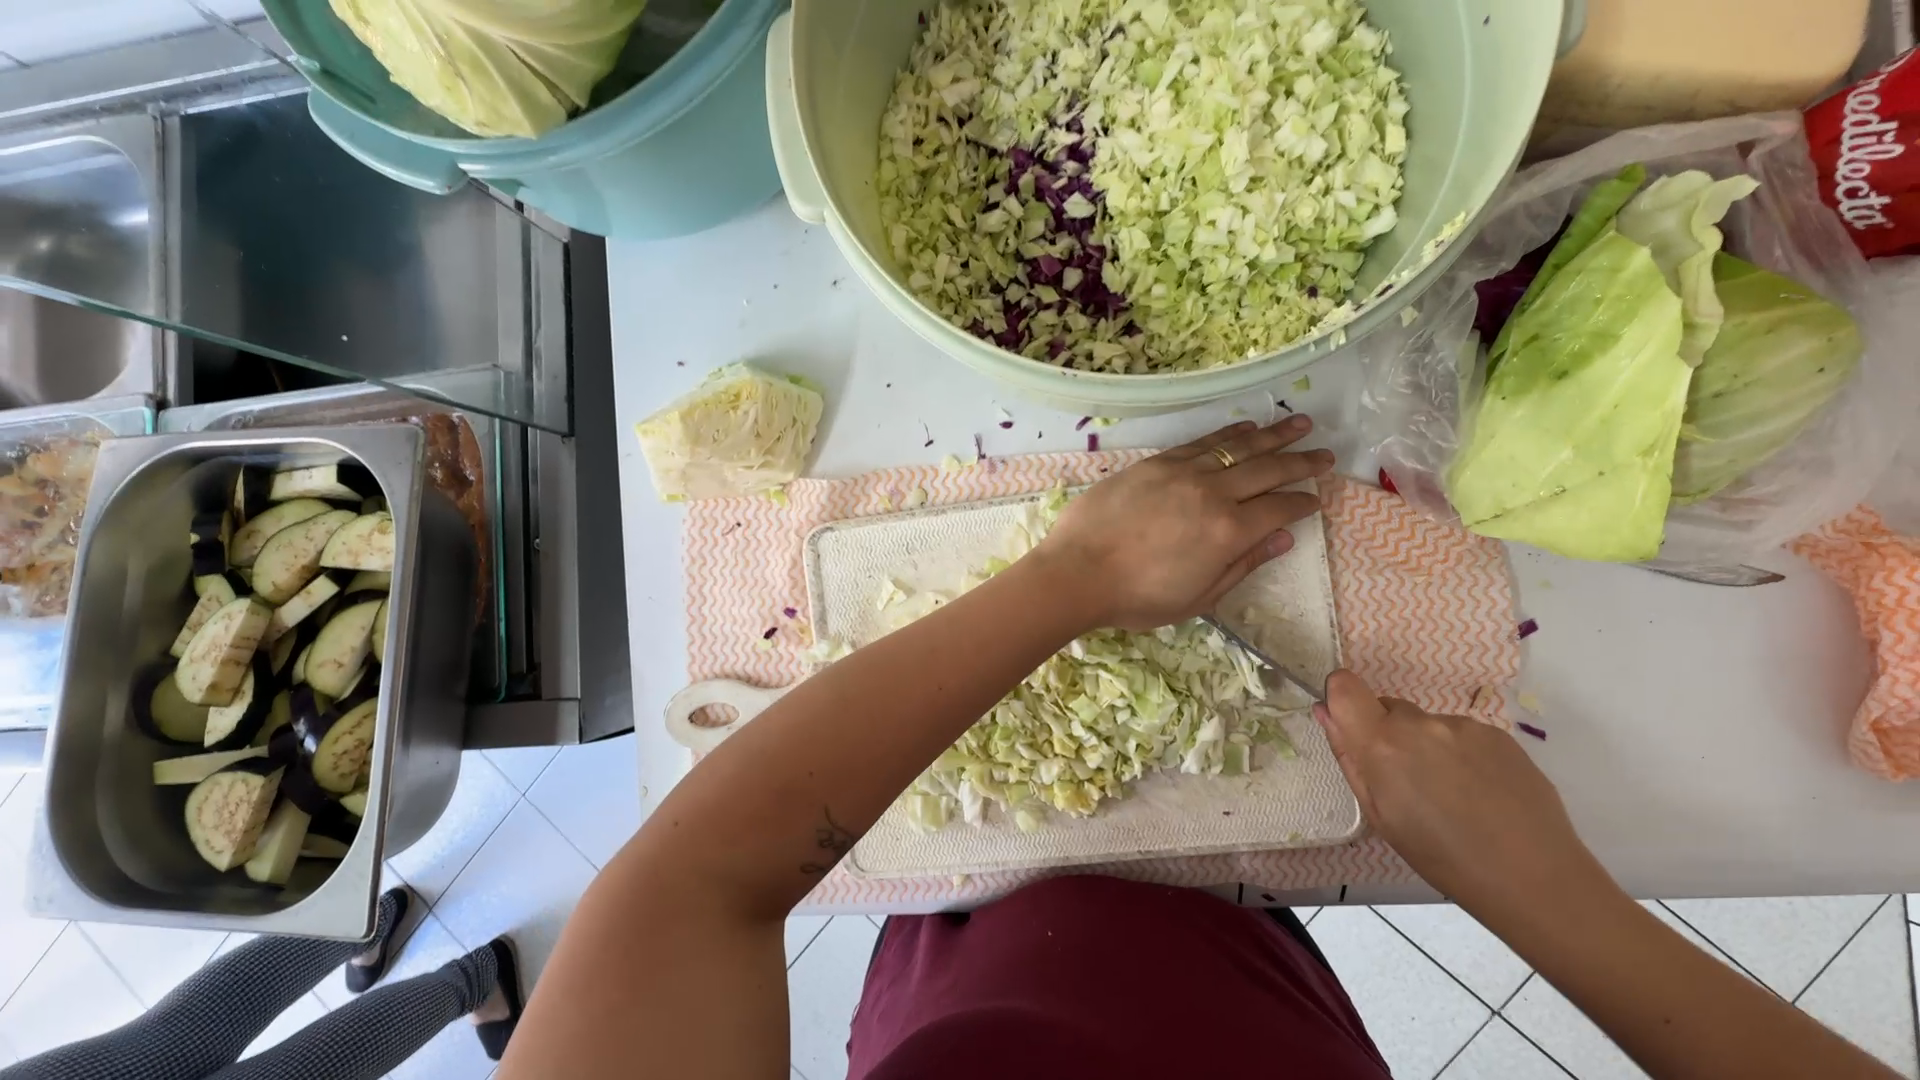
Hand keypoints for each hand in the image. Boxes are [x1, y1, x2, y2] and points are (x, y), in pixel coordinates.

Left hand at [1032, 417, 1332, 630]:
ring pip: (1238, 448)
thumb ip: (1243, 564)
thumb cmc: (1137, 597)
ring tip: (1300, 423)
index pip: (1280, 509)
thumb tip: (1283, 538)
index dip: (1302, 503)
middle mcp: (1213, 494)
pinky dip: (1228, 434)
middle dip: (1301, 462)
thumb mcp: (1198, 597)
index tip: (1316, 499)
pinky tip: (1246, 428)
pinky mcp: (1156, 463)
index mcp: (1229, 532)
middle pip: (1268, 471)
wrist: (1077, 572)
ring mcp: (1183, 473)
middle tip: (1326, 454)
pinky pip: (1202, 442)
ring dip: (1273, 435)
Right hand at [1314, 671, 1608, 914]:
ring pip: (1427, 725)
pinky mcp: (1499, 735)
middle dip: (1387, 735)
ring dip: (1427, 748)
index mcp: (1383, 744)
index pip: (1344, 686)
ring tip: (1453, 797)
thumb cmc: (1442, 857)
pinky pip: (1462, 735)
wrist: (1534, 876)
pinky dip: (1461, 756)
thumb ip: (1349, 758)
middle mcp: (1421, 723)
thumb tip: (1326, 713)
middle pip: (1387, 709)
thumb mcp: (1379, 816)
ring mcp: (1464, 726)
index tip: (1350, 729)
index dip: (1341, 700)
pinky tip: (1480, 794)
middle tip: (1408, 784)